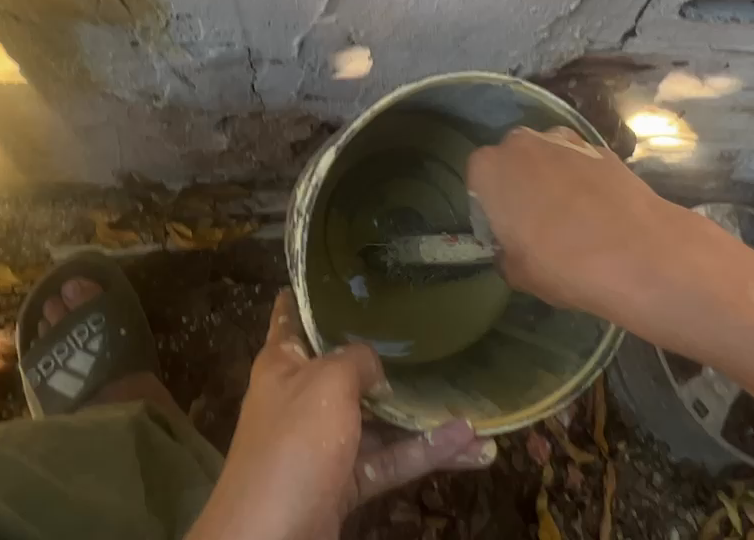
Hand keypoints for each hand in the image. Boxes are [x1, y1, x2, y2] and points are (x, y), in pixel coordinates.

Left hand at [189, 291, 496, 539]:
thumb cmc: (292, 445)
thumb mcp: (326, 384)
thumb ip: (357, 360)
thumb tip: (376, 368)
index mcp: (283, 363)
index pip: (292, 315)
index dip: (310, 292)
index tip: (338, 269)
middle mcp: (302, 397)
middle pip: (346, 366)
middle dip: (386, 354)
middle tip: (428, 328)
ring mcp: (324, 443)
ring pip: (378, 419)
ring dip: (420, 413)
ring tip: (470, 398)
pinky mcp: (344, 483)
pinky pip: (389, 460)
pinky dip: (424, 453)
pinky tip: (468, 444)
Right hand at [467, 126, 693, 317]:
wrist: (638, 252)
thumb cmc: (562, 263)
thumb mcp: (517, 272)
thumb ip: (504, 251)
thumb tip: (511, 247)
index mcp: (490, 167)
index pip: (478, 180)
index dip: (490, 207)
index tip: (505, 232)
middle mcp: (522, 142)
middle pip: (513, 161)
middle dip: (520, 185)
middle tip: (536, 223)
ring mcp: (565, 139)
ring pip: (548, 158)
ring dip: (552, 179)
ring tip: (572, 218)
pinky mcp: (602, 147)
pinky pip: (581, 164)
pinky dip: (584, 181)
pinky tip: (599, 213)